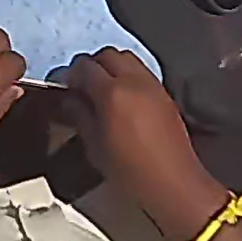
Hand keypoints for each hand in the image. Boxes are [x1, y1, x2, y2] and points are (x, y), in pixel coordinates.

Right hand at [67, 46, 223, 240]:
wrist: (174, 186)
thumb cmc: (129, 171)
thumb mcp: (94, 146)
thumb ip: (79, 115)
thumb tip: (69, 98)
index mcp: (111, 92)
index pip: (84, 66)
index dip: (71, 74)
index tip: (66, 88)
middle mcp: (133, 81)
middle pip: (107, 55)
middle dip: (92, 66)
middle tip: (84, 86)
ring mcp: (152, 85)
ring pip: (127, 58)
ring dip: (112, 67)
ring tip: (105, 89)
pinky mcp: (165, 94)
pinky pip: (142, 72)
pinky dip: (129, 76)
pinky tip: (124, 99)